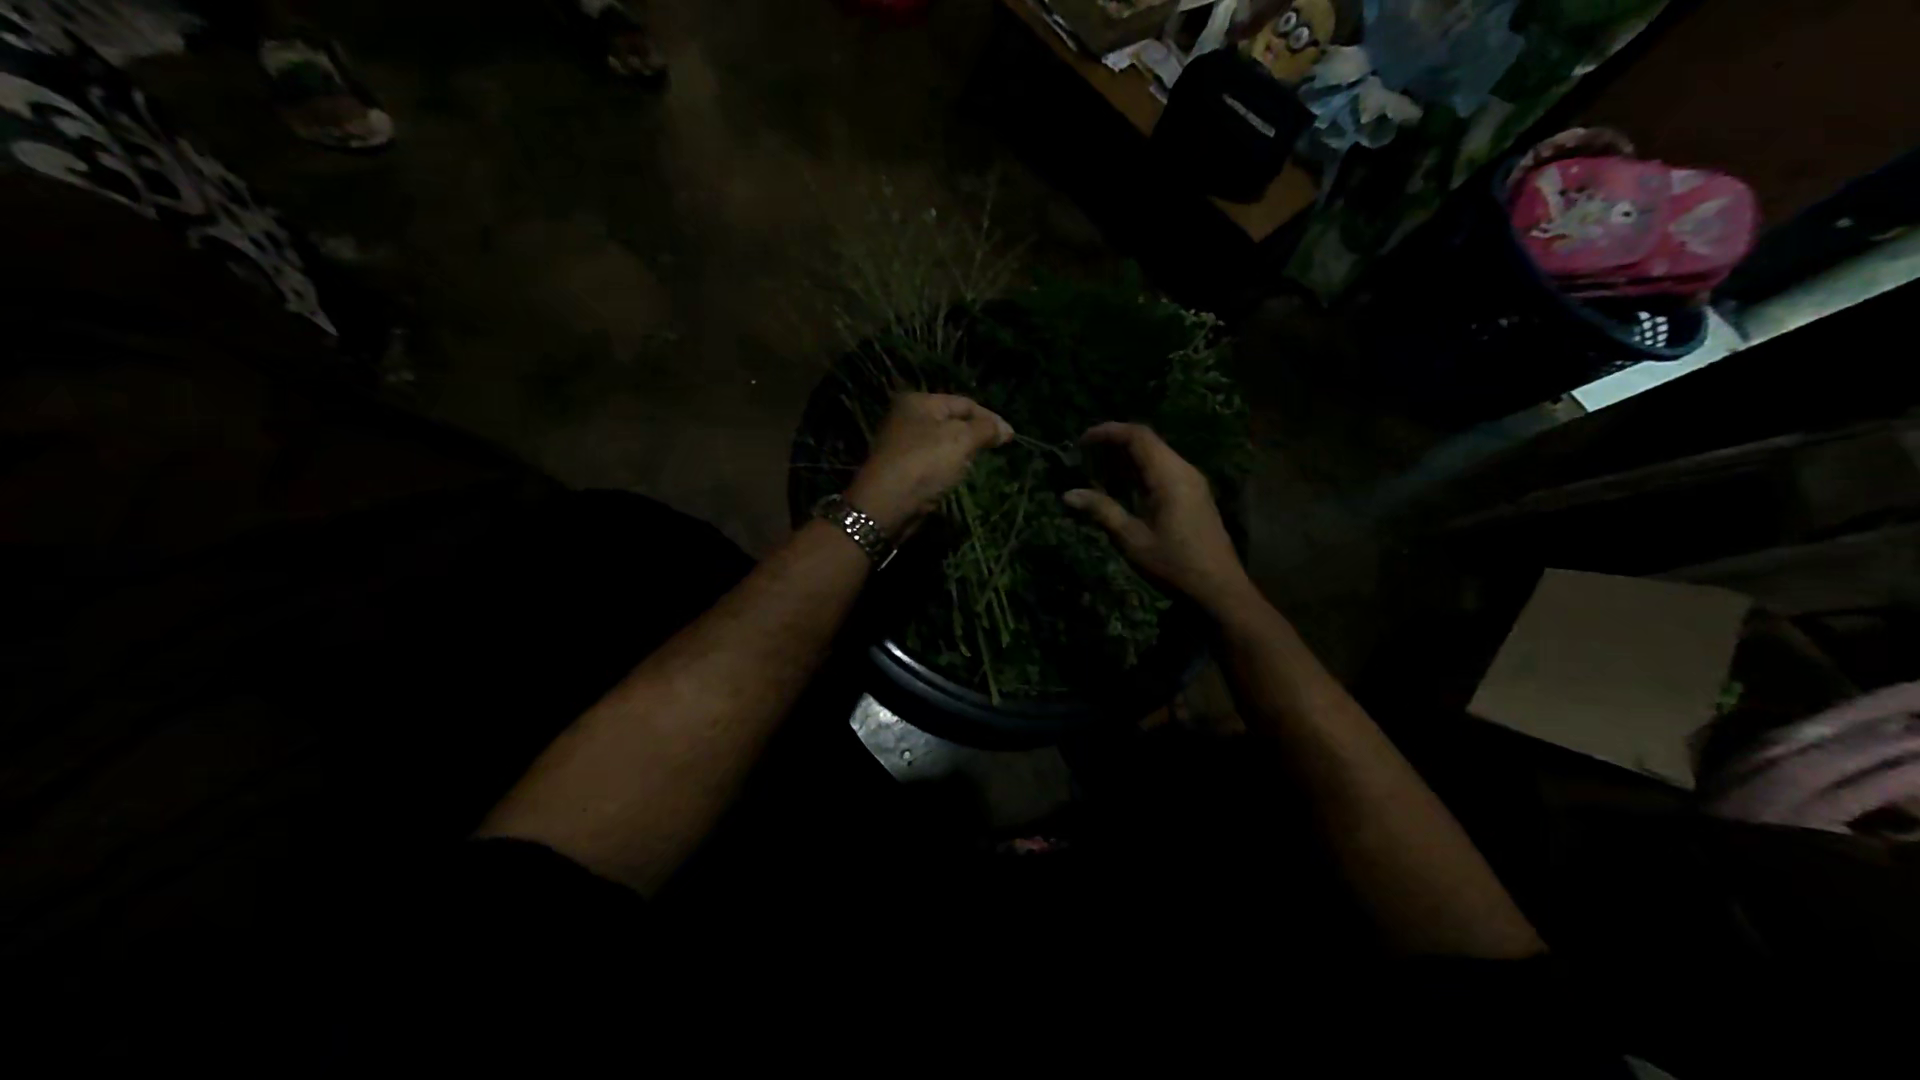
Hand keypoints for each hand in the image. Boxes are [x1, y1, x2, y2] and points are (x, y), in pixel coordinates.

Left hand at [846, 393, 1013, 535]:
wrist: (887, 504)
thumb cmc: (925, 463)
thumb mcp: (961, 440)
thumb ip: (986, 429)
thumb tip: (1006, 429)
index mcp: (918, 402)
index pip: (964, 403)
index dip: (990, 418)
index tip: (1010, 437)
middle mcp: (907, 418)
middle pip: (952, 422)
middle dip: (975, 435)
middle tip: (995, 449)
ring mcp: (902, 445)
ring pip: (943, 444)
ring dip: (962, 454)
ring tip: (976, 464)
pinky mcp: (902, 469)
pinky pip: (932, 462)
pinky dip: (947, 468)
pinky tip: (955, 478)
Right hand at [1062, 422, 1257, 617]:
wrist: (1218, 588)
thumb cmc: (1174, 564)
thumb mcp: (1132, 539)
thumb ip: (1102, 511)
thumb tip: (1068, 494)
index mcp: (1170, 476)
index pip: (1137, 436)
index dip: (1107, 432)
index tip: (1081, 442)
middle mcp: (1184, 471)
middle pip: (1147, 442)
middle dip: (1114, 444)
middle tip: (1085, 457)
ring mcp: (1192, 482)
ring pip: (1156, 455)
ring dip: (1126, 459)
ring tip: (1097, 472)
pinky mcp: (1194, 495)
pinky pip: (1164, 470)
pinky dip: (1139, 471)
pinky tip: (1122, 488)